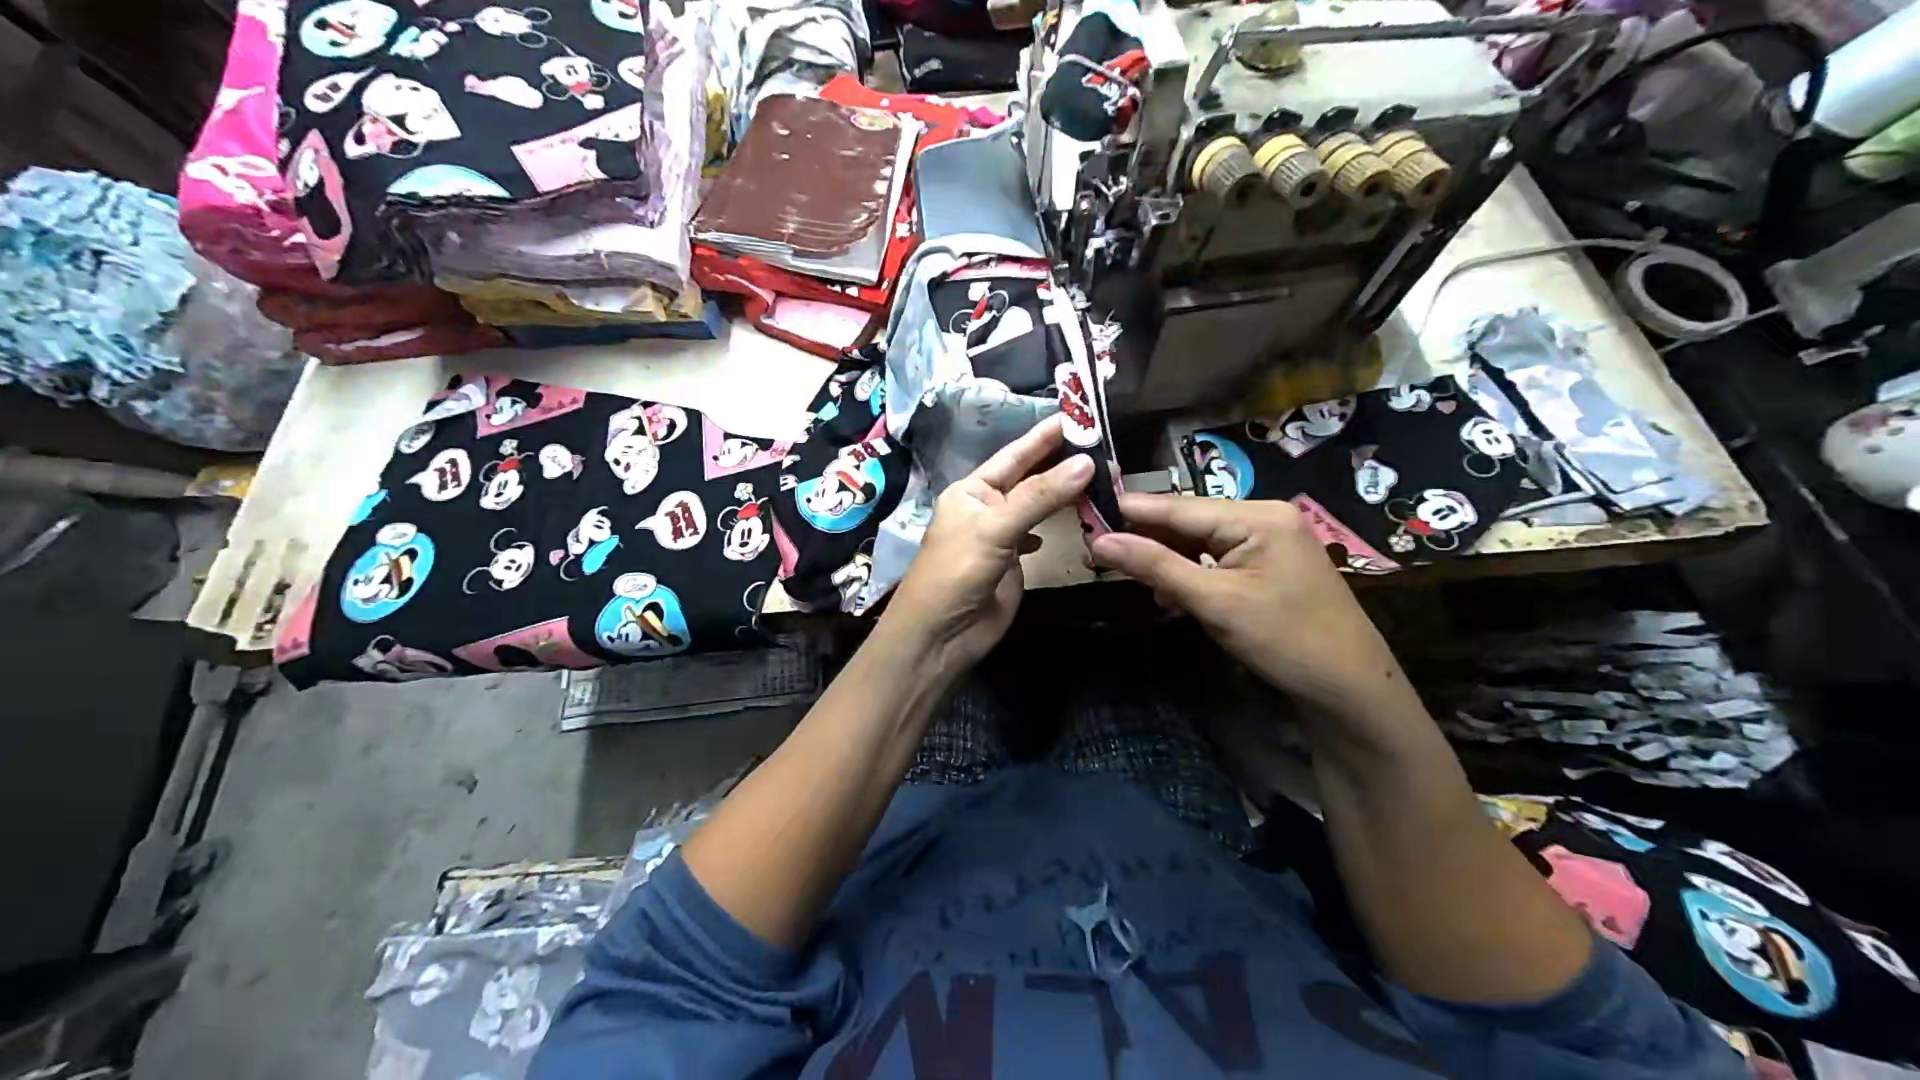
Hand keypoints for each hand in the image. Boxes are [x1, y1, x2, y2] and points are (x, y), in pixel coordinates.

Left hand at [882, 415, 1093, 674]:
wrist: (941, 634)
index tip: (1078, 416)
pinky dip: (1058, 525)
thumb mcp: (995, 528)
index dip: (1044, 436)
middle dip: (1062, 463)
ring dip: (1064, 493)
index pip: (1014, 455)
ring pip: (1038, 506)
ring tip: (1102, 478)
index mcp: (972, 490)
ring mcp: (1001, 536)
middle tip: (1105, 447)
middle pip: (1030, 478)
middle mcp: (987, 507)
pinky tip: (1076, 519)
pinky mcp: (1014, 562)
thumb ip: (1039, 496)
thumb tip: (1086, 463)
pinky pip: (1041, 533)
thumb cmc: (957, 572)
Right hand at [1089, 494, 1415, 719]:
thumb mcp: (1213, 601)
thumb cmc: (1283, 640)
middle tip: (1097, 547)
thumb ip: (1155, 566)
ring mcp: (1271, 541)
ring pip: (1201, 541)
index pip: (1178, 506)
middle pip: (1189, 520)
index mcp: (1257, 516)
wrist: (1349, 689)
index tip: (1085, 512)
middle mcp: (1265, 517)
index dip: (1129, 510)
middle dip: (1145, 536)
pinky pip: (1218, 558)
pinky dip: (1190, 573)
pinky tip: (1168, 593)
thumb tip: (1099, 541)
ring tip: (1124, 570)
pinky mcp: (1270, 565)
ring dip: (1165, 558)